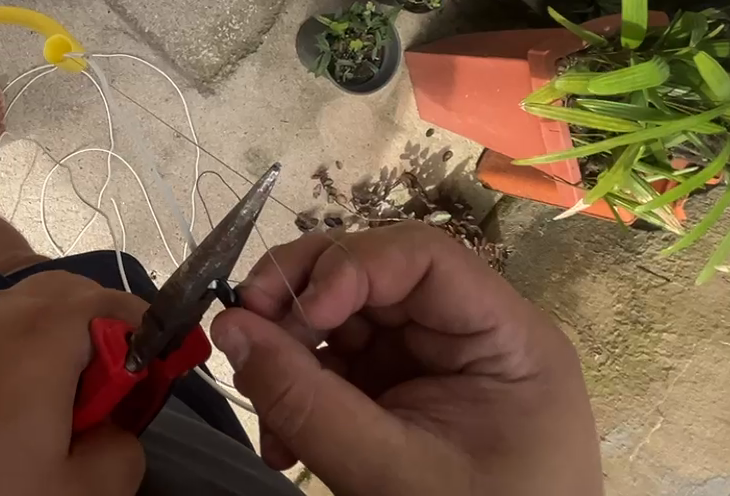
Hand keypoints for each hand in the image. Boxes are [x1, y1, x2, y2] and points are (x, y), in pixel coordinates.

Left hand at [0, 271, 147, 495]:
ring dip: (64, 335)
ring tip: (65, 400)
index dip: (151, 336)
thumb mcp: (69, 494)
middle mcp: (6, 307)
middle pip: (75, 292)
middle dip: (107, 330)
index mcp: (47, 332)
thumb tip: (122, 429)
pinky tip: (14, 398)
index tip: (164, 373)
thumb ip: (120, 455)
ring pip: (34, 303)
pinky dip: (23, 342)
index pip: (117, 306)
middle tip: (114, 391)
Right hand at [210, 221, 600, 495]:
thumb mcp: (392, 476)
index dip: (350, 266)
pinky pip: (328, 354)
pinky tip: (279, 436)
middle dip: (297, 300)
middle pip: (366, 272)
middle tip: (246, 331)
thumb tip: (226, 323)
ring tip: (262, 402)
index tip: (301, 315)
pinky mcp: (392, 384)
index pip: (420, 255)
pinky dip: (293, 384)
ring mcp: (424, 356)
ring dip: (284, 347)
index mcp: (504, 339)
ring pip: (335, 310)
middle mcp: (462, 330)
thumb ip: (305, 400)